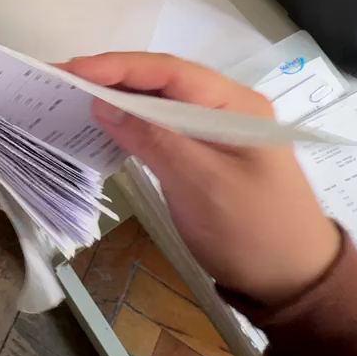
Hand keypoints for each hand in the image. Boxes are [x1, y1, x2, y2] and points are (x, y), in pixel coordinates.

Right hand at [62, 51, 340, 304]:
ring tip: (70, 94)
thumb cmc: (255, 233)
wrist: (296, 289)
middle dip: (110, 77)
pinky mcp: (198, 149)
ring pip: (154, 100)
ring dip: (114, 97)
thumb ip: (153, 138)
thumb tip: (101, 103)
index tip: (73, 68)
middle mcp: (223, 106)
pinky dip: (126, 120)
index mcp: (234, 104)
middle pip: (158, 79)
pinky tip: (100, 123)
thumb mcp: (202, 185)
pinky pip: (156, 123)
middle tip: (60, 78)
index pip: (169, 70)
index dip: (118, 66)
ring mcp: (211, 128)